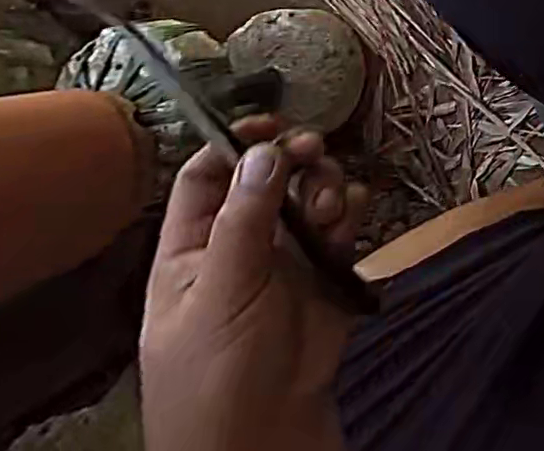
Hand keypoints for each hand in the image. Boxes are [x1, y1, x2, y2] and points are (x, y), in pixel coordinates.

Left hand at [141, 118, 367, 450]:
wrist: (270, 426)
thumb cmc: (219, 367)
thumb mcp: (223, 291)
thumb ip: (245, 219)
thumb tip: (262, 150)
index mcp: (194, 244)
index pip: (206, 175)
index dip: (233, 142)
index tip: (269, 122)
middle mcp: (243, 236)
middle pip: (271, 172)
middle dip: (295, 157)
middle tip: (314, 152)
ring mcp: (287, 248)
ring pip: (311, 188)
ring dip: (325, 187)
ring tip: (326, 213)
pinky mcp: (327, 260)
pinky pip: (343, 215)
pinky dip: (350, 210)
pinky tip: (346, 226)